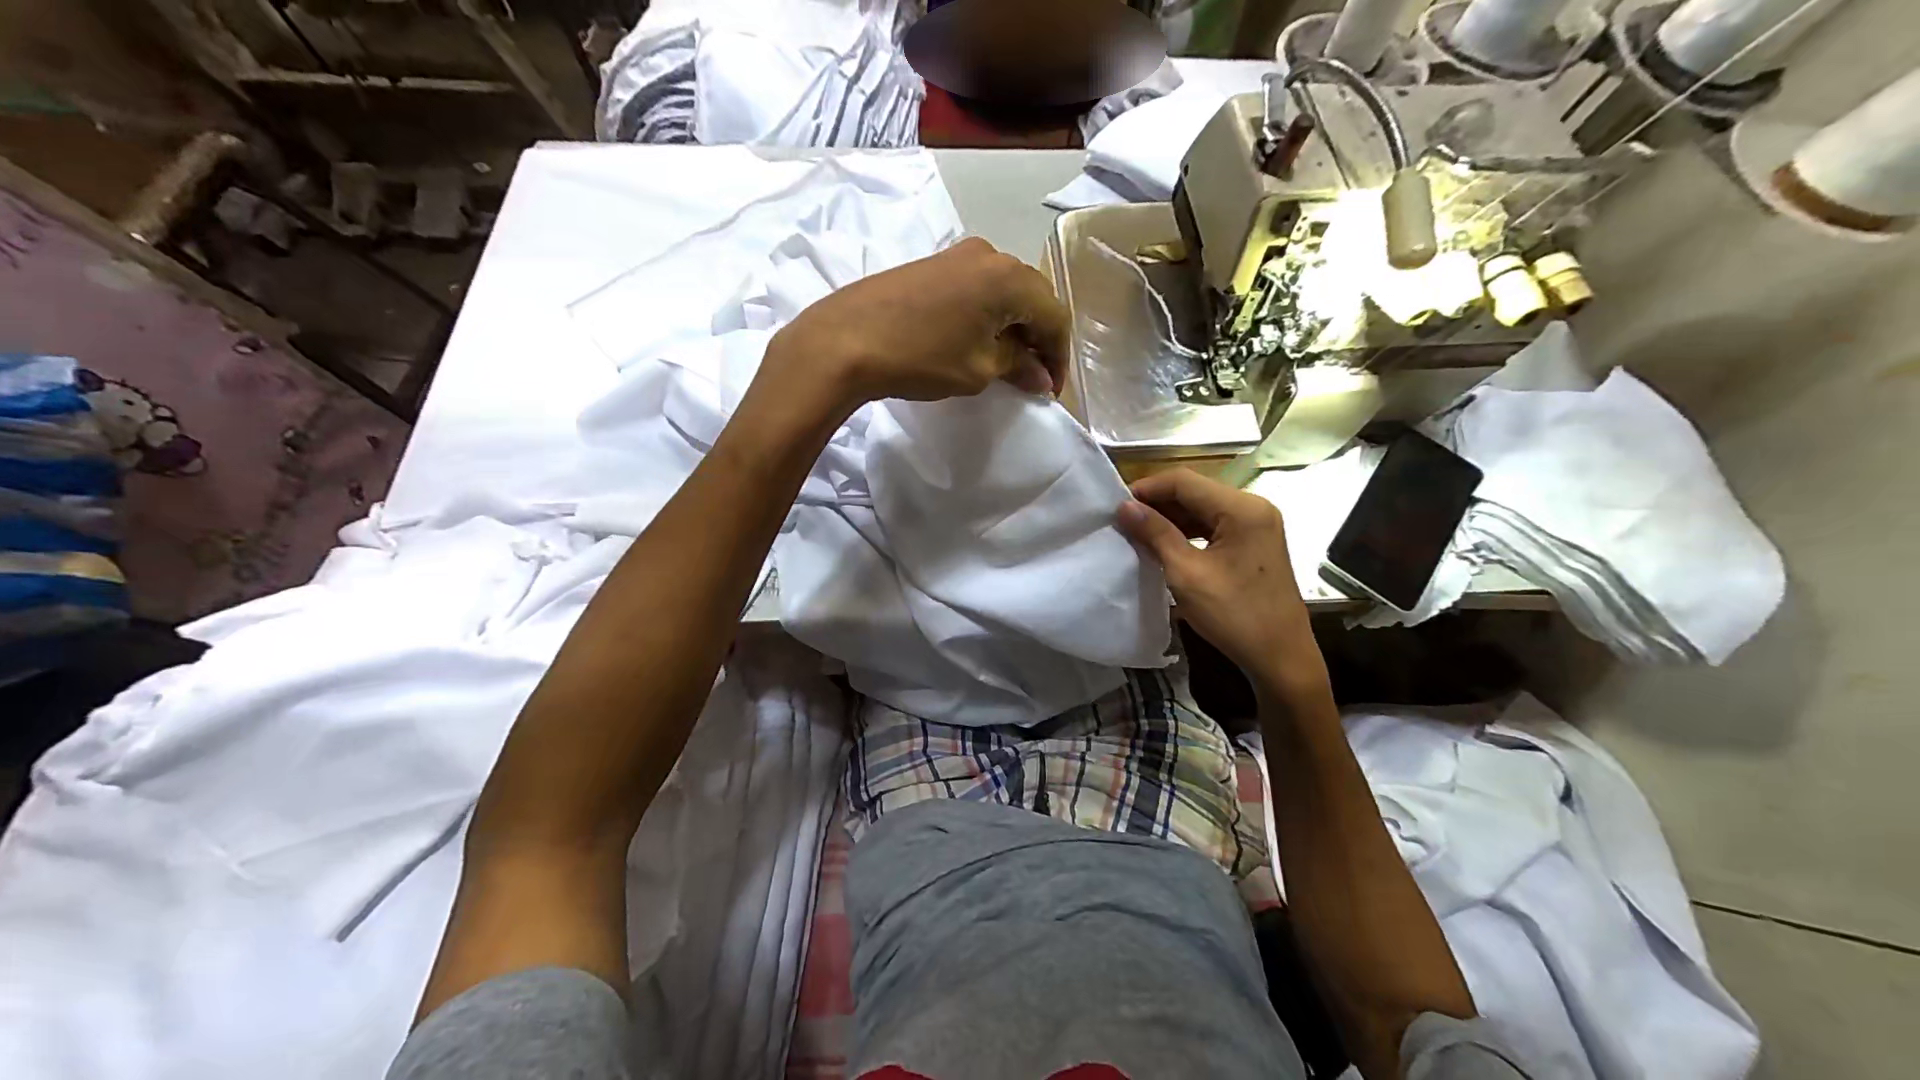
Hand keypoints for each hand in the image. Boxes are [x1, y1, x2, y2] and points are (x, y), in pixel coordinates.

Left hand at [758, 237, 1068, 414]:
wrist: (844, 340)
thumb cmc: (920, 357)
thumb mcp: (978, 370)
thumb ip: (1017, 367)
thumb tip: (1040, 377)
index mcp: (1010, 278)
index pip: (1054, 317)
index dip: (1058, 358)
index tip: (1049, 391)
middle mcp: (990, 255)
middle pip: (1032, 298)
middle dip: (1038, 339)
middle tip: (1032, 377)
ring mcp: (959, 254)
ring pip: (1004, 291)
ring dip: (1013, 326)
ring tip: (1006, 363)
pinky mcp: (934, 263)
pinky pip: (978, 287)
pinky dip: (988, 315)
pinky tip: (978, 341)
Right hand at [1116, 469, 1324, 697]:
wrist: (1280, 656)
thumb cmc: (1235, 615)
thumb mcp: (1187, 574)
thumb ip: (1156, 534)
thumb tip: (1124, 507)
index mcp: (1242, 509)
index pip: (1184, 481)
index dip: (1147, 489)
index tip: (1115, 506)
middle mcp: (1253, 507)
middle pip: (1195, 491)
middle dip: (1157, 503)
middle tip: (1123, 520)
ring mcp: (1257, 525)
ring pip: (1203, 508)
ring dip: (1170, 518)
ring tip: (1137, 532)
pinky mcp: (1254, 543)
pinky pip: (1214, 526)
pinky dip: (1187, 531)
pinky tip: (1164, 544)